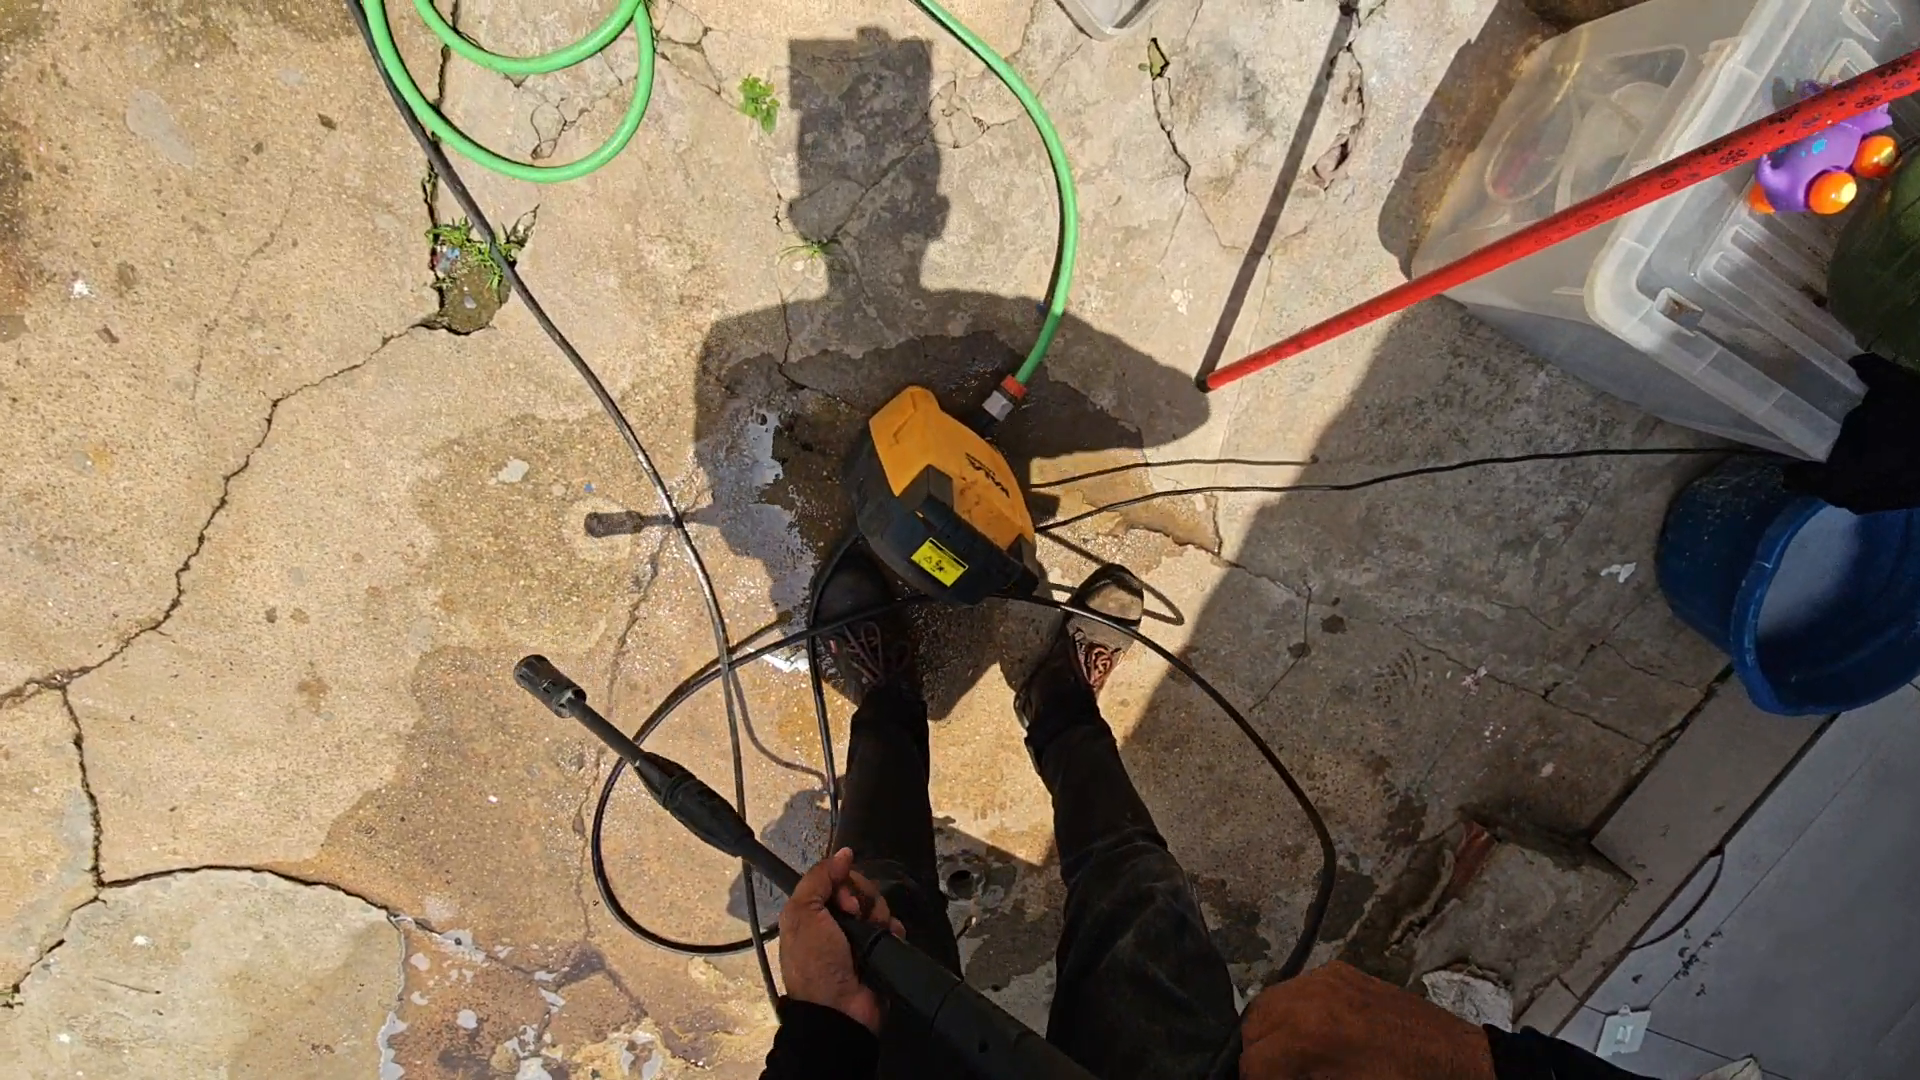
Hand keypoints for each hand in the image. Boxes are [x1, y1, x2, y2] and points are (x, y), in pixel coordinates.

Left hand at [779, 847, 903, 1033]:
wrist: (839, 1012)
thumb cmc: (816, 962)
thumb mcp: (803, 914)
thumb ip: (819, 878)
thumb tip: (844, 853)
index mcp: (812, 912)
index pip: (835, 878)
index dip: (843, 883)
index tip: (844, 901)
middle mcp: (834, 922)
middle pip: (859, 889)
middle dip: (862, 898)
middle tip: (856, 917)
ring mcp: (858, 937)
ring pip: (877, 905)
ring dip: (878, 914)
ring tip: (874, 932)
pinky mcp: (879, 950)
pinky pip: (892, 926)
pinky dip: (892, 929)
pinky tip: (888, 937)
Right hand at [1240, 962, 1495, 1079]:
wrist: (1466, 1065)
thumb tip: (1274, 1078)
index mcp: (1312, 1036)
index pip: (1254, 1061)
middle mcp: (1308, 996)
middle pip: (1252, 1025)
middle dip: (1257, 1057)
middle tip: (1275, 1077)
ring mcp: (1323, 978)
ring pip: (1268, 1000)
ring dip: (1269, 1031)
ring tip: (1288, 1059)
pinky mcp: (1338, 971)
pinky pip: (1296, 988)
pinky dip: (1292, 1011)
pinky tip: (1310, 1035)